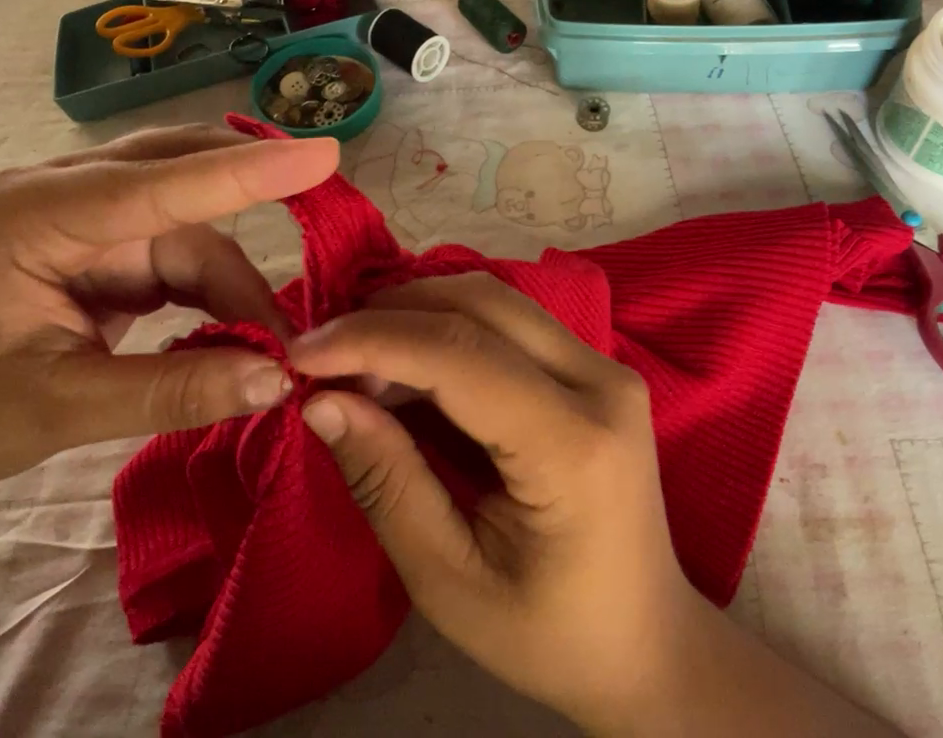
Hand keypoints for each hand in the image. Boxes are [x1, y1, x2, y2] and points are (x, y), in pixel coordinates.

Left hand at [0, 126, 337, 514]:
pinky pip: (183, 254)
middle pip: (180, 173)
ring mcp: (85, 220)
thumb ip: (174, 390)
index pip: (154, 183)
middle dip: (253, 191)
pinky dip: (220, 291)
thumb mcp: (63, 408)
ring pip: (193, 226)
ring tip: (277, 346)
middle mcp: (61, 197)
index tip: (323, 154)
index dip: (244, 172)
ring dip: (238, 281)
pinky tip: (244, 329)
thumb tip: (280, 380)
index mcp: (29, 215)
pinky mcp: (105, 248)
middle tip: (332, 198)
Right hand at [287, 273, 708, 730]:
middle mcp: (602, 385)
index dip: (370, 339)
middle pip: (480, 305)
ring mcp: (608, 370)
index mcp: (573, 446)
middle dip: (388, 313)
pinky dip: (448, 330)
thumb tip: (321, 399)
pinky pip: (512, 324)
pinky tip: (406, 369)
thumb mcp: (450, 579)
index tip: (297, 352)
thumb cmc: (549, 632)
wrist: (645, 641)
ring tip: (355, 363)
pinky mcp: (599, 371)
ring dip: (417, 314)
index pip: (460, 355)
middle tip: (321, 357)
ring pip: (496, 302)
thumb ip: (387, 482)